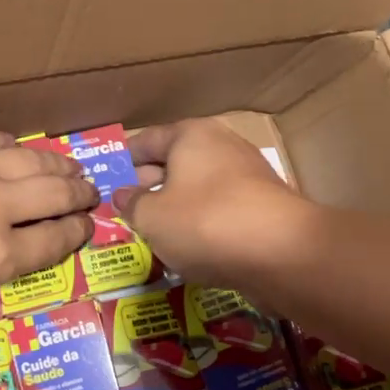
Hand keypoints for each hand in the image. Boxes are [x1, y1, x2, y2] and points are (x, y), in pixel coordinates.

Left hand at [0, 128, 97, 323]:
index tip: (86, 225)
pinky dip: (5, 143)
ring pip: (26, 160)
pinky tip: (12, 144)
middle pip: (51, 195)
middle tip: (90, 192)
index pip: (50, 243)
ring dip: (54, 165)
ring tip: (68, 165)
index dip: (74, 234)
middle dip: (77, 194)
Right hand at [113, 119, 318, 287]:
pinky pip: (222, 210)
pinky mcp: (266, 207)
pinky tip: (190, 248)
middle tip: (126, 211)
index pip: (145, 141)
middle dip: (150, 185)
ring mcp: (248, 175)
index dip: (122, 161)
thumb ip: (132, 204)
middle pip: (174, 162)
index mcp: (190, 135)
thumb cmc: (206, 223)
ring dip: (177, 208)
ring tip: (154, 233)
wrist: (284, 255)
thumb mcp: (152, 217)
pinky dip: (204, 224)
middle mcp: (221, 145)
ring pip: (199, 188)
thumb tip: (124, 195)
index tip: (105, 179)